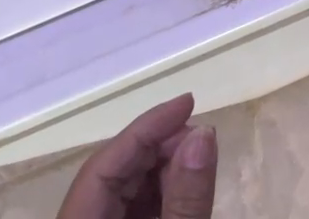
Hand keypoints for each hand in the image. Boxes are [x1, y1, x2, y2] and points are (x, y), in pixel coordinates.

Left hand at [55, 94, 216, 218]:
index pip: (103, 164)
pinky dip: (161, 194)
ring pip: (125, 190)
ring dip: (164, 171)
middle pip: (114, 173)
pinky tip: (184, 191)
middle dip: (161, 149)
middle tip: (203, 141)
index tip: (189, 101)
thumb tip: (204, 132)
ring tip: (199, 166)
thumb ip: (186, 197)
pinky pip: (130, 209)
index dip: (146, 128)